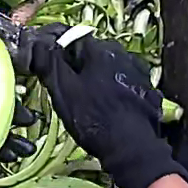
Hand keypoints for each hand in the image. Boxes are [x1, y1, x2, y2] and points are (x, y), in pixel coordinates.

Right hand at [26, 30, 184, 187]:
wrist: (131, 147)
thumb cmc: (92, 117)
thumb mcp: (63, 90)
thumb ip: (49, 63)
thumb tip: (38, 44)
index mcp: (100, 50)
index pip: (74, 39)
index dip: (60, 53)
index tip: (53, 69)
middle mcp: (123, 54)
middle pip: (95, 53)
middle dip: (81, 65)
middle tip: (69, 86)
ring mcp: (140, 72)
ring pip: (112, 68)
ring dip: (100, 77)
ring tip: (90, 98)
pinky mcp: (149, 91)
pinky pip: (127, 83)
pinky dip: (116, 90)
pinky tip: (110, 106)